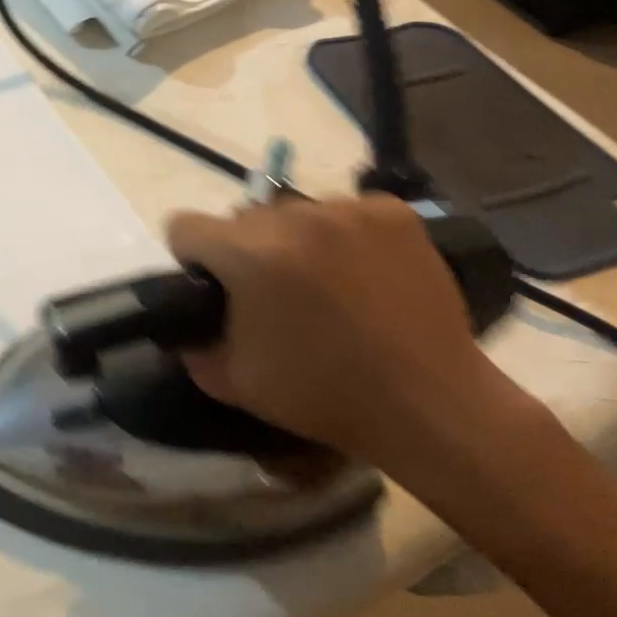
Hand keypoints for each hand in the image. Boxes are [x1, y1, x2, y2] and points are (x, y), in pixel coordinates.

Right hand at [166, 194, 511, 462]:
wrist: (431, 406)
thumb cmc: (324, 395)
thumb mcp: (232, 382)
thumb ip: (192, 344)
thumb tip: (186, 323)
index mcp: (249, 253)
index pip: (185, 226)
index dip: (192, 259)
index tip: (215, 289)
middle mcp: (294, 216)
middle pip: (242, 218)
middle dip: (247, 250)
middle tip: (274, 295)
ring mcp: (348, 210)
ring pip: (294, 212)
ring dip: (295, 240)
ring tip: (324, 286)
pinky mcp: (393, 213)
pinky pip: (345, 211)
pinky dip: (344, 236)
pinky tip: (362, 274)